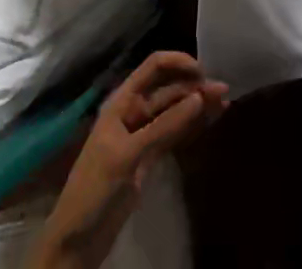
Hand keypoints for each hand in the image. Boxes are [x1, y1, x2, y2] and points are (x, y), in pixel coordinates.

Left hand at [79, 50, 228, 189]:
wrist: (77, 240)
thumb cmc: (94, 189)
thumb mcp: (128, 155)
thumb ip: (165, 125)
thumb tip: (200, 96)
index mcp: (121, 103)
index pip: (153, 67)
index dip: (178, 62)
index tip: (203, 72)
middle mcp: (134, 111)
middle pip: (169, 88)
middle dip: (195, 86)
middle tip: (224, 92)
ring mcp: (144, 133)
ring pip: (176, 109)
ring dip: (198, 104)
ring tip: (224, 103)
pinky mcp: (151, 154)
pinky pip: (176, 130)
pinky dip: (193, 123)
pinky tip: (211, 120)